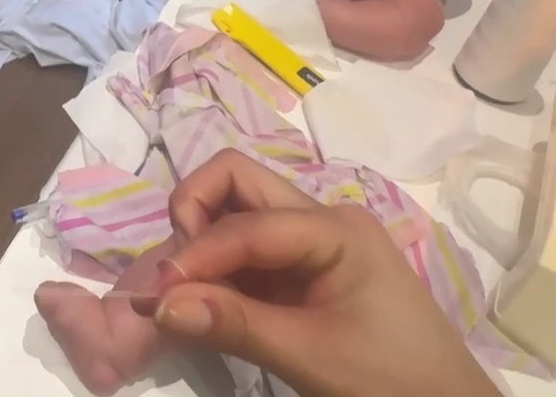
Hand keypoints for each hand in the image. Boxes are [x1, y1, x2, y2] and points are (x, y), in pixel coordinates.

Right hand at [141, 150, 499, 396]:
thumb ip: (234, 325)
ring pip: (235, 207)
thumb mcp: (315, 359)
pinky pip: (244, 247)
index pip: (246, 223)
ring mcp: (310, 241)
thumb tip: (157, 305)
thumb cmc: (399, 389)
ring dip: (200, 238)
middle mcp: (319, 217)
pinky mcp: (301, 270)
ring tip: (181, 290)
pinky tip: (200, 300)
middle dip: (194, 212)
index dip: (197, 252)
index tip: (156, 295)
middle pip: (236, 179)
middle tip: (173, 272)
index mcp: (335, 229)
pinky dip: (214, 266)